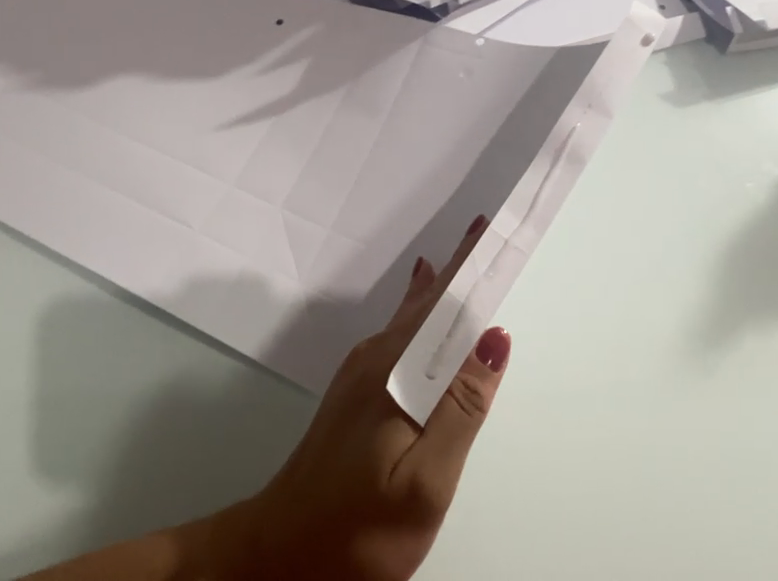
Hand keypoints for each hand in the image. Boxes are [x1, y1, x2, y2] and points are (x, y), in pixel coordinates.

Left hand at [227, 216, 511, 580]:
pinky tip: (421, 296)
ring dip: (445, 285)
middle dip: (462, 265)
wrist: (279, 553)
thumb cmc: (356, 528)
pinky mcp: (359, 393)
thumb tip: (495, 338)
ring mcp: (363, 375)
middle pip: (431, 302)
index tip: (497, 229)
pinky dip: (423, 310)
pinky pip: (401, 335)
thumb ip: (461, 408)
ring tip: (467, 253)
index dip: (474, 266)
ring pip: (415, 317)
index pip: (446, 304)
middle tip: (490, 229)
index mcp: (396, 373)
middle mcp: (377, 360)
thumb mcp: (424, 480)